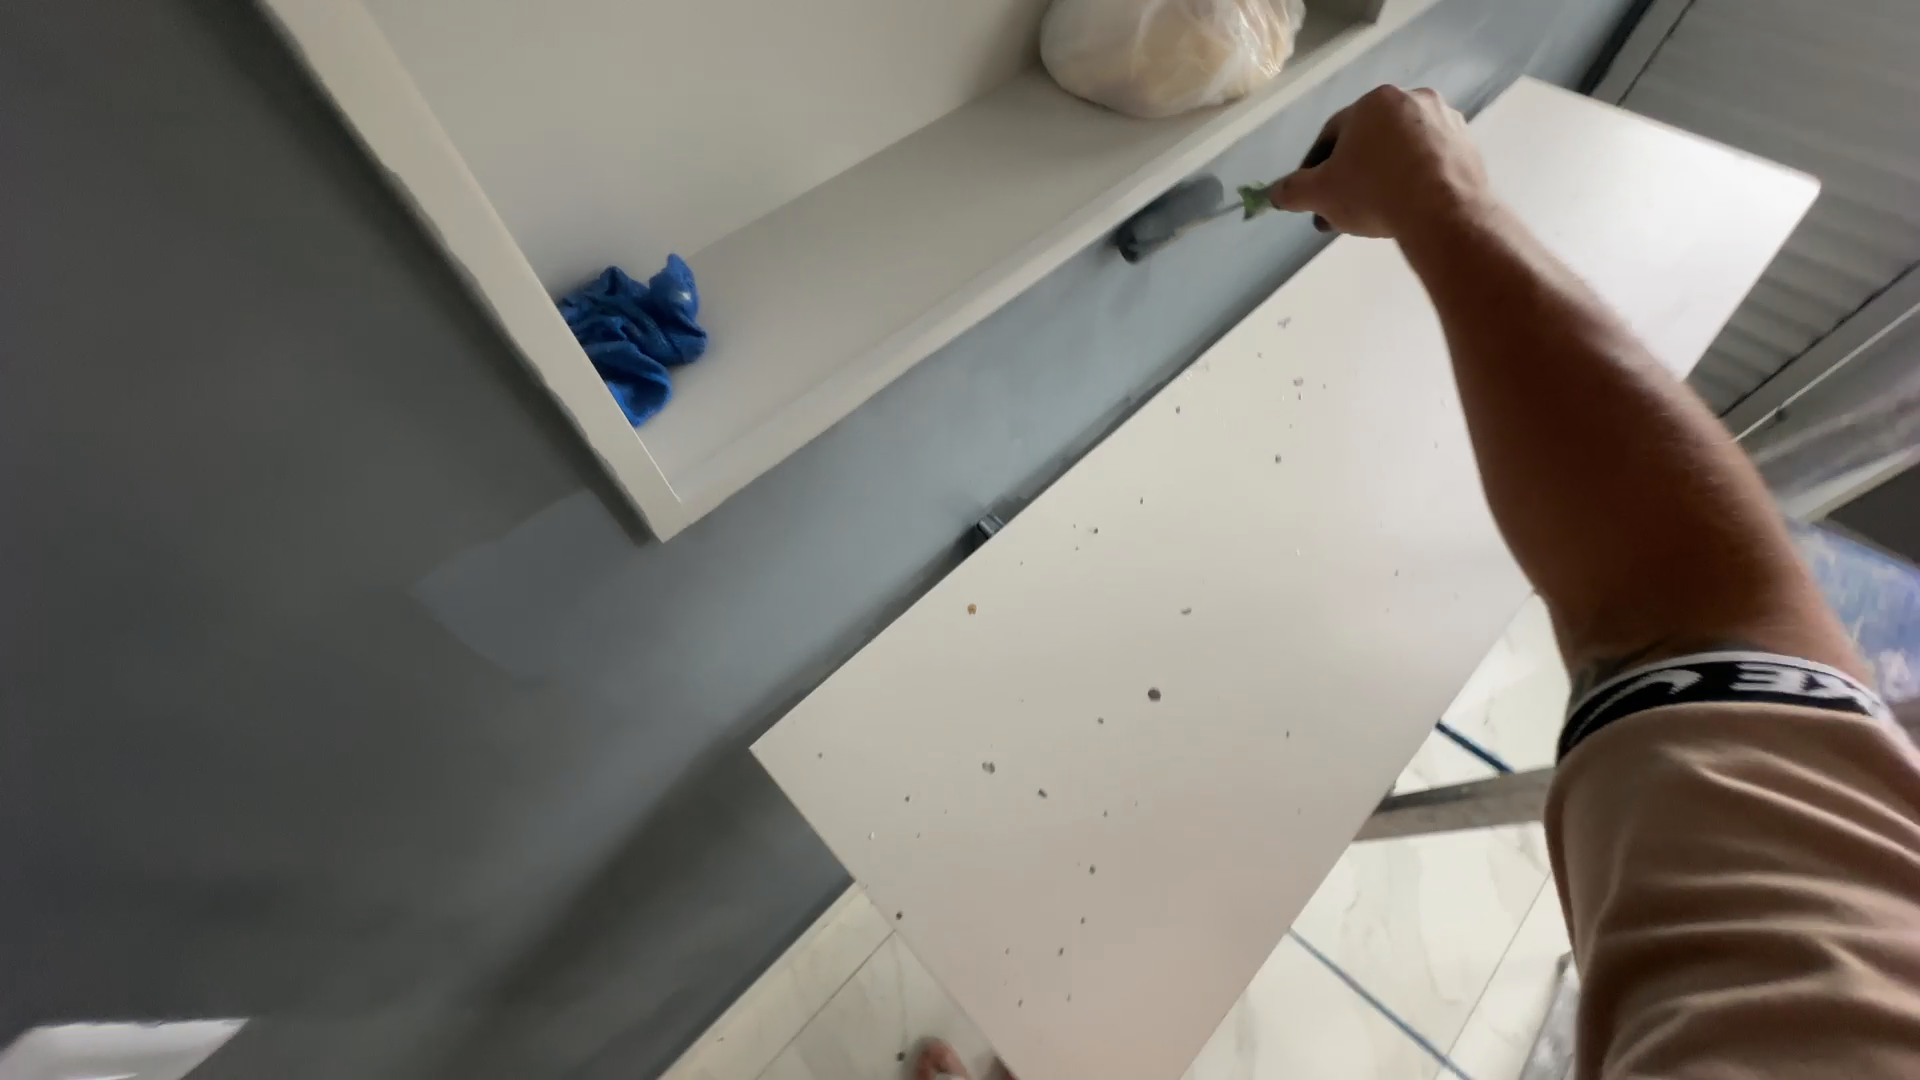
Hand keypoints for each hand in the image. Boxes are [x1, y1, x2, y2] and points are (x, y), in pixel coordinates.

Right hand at [1270, 86, 1492, 239]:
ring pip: (1395, 152)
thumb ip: (1291, 190)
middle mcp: (1411, 99)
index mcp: (1373, 103)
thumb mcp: (1318, 195)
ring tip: (1367, 214)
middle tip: (1335, 210)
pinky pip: (1424, 161)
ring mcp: (1443, 119)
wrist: (1441, 210)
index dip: (1313, 169)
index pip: (1330, 135)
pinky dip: (1407, 181)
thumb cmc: (1371, 193)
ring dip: (1376, 179)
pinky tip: (1399, 207)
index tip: (1310, 197)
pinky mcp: (1465, 143)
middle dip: (1346, 176)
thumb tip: (1275, 193)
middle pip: (1365, 142)